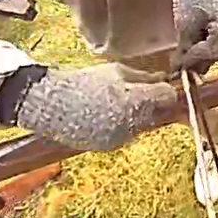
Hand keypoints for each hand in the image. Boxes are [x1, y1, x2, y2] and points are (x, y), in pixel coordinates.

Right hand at [12, 64, 176, 150]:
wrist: (50, 104)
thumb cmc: (85, 82)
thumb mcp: (117, 72)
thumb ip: (144, 76)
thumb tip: (164, 77)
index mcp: (136, 100)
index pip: (167, 97)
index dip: (168, 90)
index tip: (164, 85)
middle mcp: (132, 122)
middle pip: (159, 113)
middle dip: (156, 104)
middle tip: (144, 94)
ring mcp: (121, 137)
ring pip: (144, 126)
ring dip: (141, 116)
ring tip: (122, 104)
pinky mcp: (109, 146)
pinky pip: (127, 135)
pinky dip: (125, 126)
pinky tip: (111, 115)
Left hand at [172, 0, 217, 71]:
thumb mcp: (185, 22)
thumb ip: (187, 47)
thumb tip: (183, 68)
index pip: (213, 52)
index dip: (196, 59)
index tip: (181, 63)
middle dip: (208, 57)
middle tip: (190, 57)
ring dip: (216, 48)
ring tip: (198, 46)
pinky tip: (208, 34)